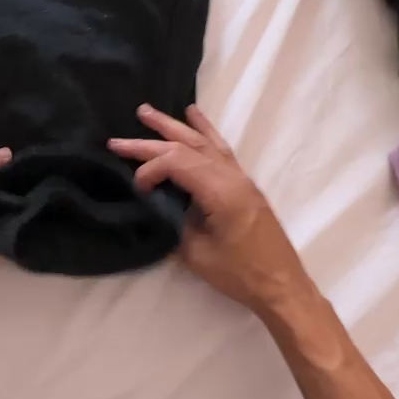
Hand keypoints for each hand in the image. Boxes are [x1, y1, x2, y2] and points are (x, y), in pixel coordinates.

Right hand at [109, 104, 312, 313]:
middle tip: (117, 139)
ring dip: (174, 127)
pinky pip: (219, 148)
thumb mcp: (196, 253)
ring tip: (148, 112)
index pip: (177, 162)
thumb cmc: (239, 273)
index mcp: (221, 191)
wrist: (281, 285)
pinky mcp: (243, 184)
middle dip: (150, 141)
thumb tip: (155, 204)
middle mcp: (232, 176)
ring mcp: (240, 177)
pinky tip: (194, 117)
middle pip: (186, 147)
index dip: (149, 170)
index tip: (136, 190)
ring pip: (203, 142)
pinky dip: (203, 131)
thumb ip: (173, 222)